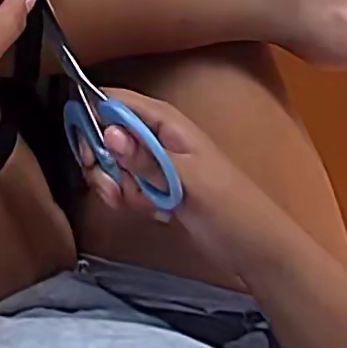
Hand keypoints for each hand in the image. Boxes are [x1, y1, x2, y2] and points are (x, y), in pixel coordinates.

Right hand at [83, 89, 299, 278]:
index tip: (89, 152)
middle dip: (103, 162)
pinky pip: (127, 183)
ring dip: (118, 186)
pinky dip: (131, 199)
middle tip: (115, 188)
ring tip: (142, 204)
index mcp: (164, 119)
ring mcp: (156, 159)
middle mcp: (155, 133)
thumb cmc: (228, 205)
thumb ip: (146, 158)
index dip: (93, 119)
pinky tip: (153, 212)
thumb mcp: (186, 180)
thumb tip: (109, 131)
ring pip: (114, 161)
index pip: (114, 101)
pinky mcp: (157, 184)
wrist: (257, 247)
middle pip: (106, 132)